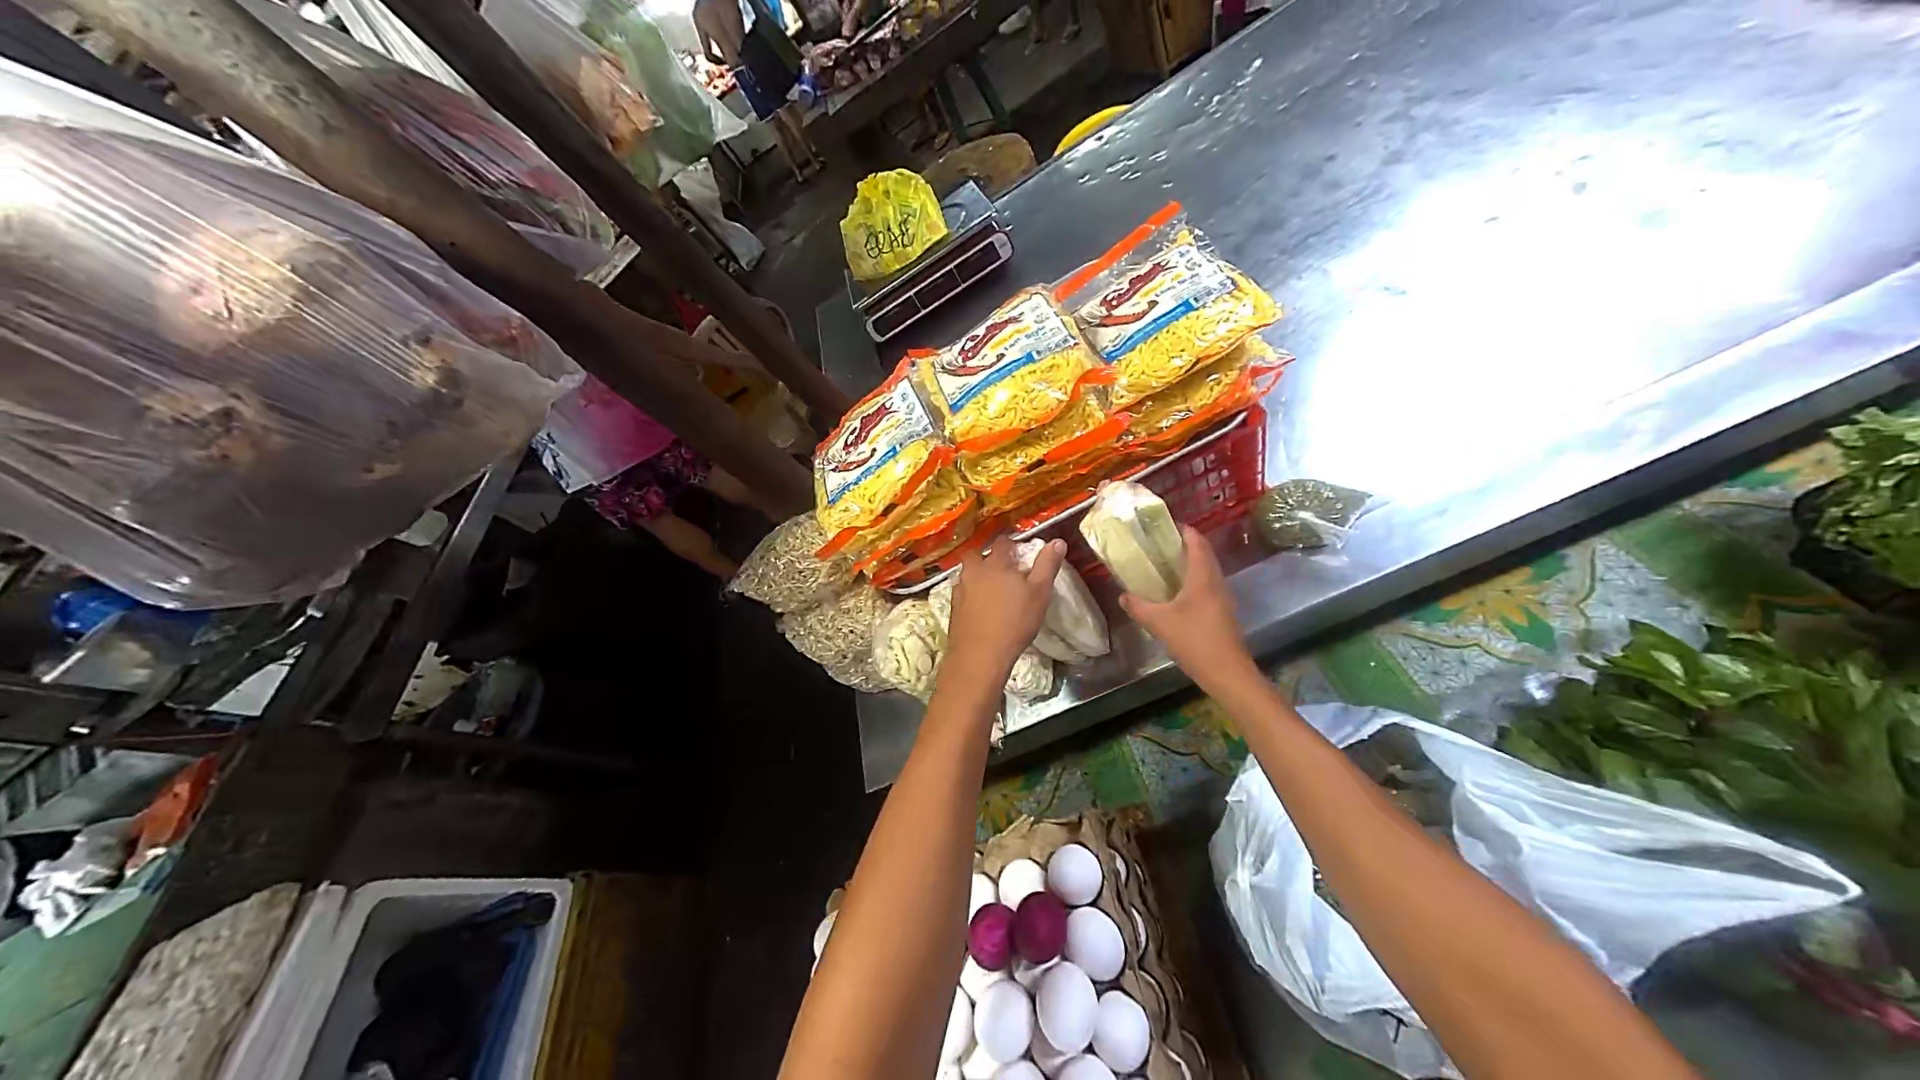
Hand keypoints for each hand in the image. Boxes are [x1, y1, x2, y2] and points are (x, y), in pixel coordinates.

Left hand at [942, 536, 1065, 690]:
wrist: (980, 654)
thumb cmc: (1015, 622)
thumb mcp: (1040, 592)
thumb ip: (1047, 565)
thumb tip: (1057, 541)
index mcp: (995, 564)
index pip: (1002, 543)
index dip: (1011, 544)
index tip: (1019, 552)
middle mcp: (974, 571)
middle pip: (976, 554)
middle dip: (987, 557)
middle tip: (1001, 568)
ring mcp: (960, 589)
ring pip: (967, 573)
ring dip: (977, 574)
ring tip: (991, 587)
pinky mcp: (953, 607)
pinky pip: (962, 591)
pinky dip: (970, 593)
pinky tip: (979, 605)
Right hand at [1119, 526, 1255, 688]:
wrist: (1227, 673)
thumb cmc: (1194, 641)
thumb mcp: (1159, 623)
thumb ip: (1138, 606)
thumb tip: (1123, 595)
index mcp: (1203, 577)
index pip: (1197, 542)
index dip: (1184, 530)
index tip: (1165, 526)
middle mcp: (1216, 582)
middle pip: (1203, 554)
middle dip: (1184, 545)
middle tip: (1159, 544)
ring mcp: (1222, 598)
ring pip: (1206, 571)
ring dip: (1188, 564)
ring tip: (1163, 565)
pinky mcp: (1222, 612)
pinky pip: (1207, 586)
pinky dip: (1192, 581)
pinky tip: (1175, 593)